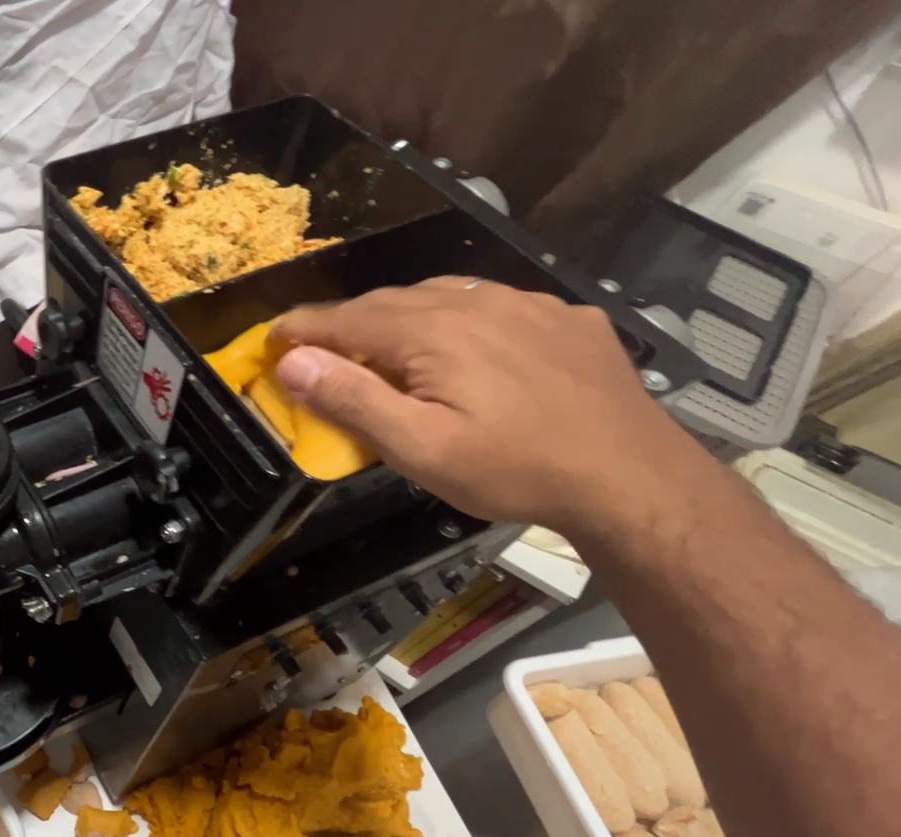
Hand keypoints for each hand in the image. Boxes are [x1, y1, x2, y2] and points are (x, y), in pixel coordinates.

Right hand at [265, 278, 709, 539]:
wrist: (629, 477)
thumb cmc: (511, 469)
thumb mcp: (418, 448)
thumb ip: (352, 399)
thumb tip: (293, 360)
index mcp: (433, 332)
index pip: (347, 318)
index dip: (303, 327)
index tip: (271, 338)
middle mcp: (477, 303)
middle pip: (391, 301)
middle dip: (346, 322)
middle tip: (318, 351)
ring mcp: (529, 305)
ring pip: (443, 296)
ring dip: (400, 317)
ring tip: (383, 346)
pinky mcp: (566, 319)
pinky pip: (493, 305)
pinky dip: (457, 320)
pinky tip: (463, 348)